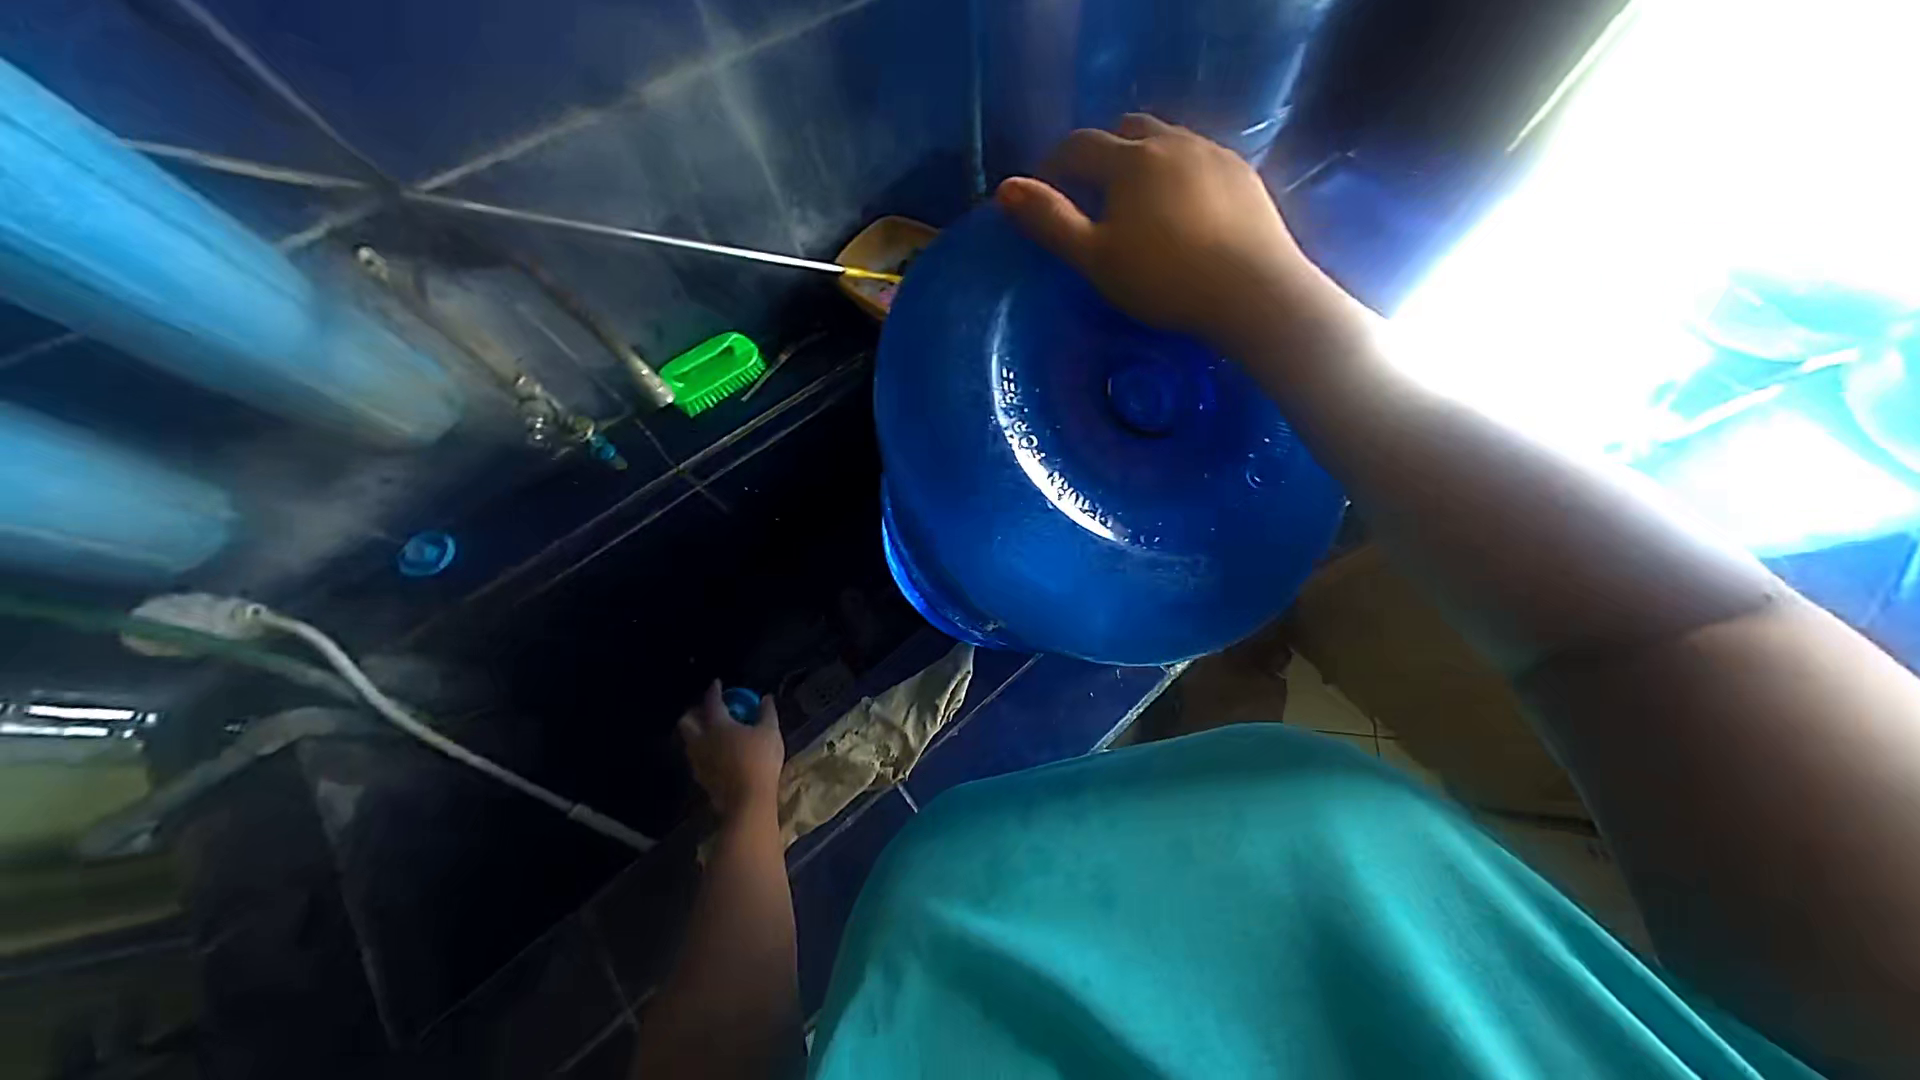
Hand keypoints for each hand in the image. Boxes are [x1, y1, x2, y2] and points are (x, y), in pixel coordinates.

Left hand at [679, 680, 783, 824]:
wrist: (747, 799)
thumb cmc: (760, 760)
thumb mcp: (770, 732)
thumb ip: (766, 712)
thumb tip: (765, 698)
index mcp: (717, 724)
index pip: (712, 701)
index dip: (714, 690)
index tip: (717, 684)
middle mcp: (701, 740)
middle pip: (686, 721)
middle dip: (695, 711)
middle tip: (710, 710)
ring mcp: (698, 760)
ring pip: (688, 740)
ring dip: (697, 731)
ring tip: (713, 731)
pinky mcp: (700, 777)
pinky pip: (696, 756)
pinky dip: (703, 748)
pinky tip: (717, 752)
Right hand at [995, 114, 1334, 353]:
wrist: (1252, 291)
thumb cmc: (1163, 278)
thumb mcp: (1095, 257)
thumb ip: (1050, 221)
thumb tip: (1005, 188)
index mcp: (1130, 160)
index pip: (1078, 146)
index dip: (1052, 165)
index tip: (1041, 191)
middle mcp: (1172, 142)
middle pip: (1126, 130)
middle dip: (1100, 154)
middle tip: (1091, 193)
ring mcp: (1213, 154)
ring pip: (1167, 139)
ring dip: (1142, 159)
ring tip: (1137, 201)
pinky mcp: (1243, 174)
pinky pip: (1199, 158)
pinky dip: (1178, 173)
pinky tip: (1182, 209)